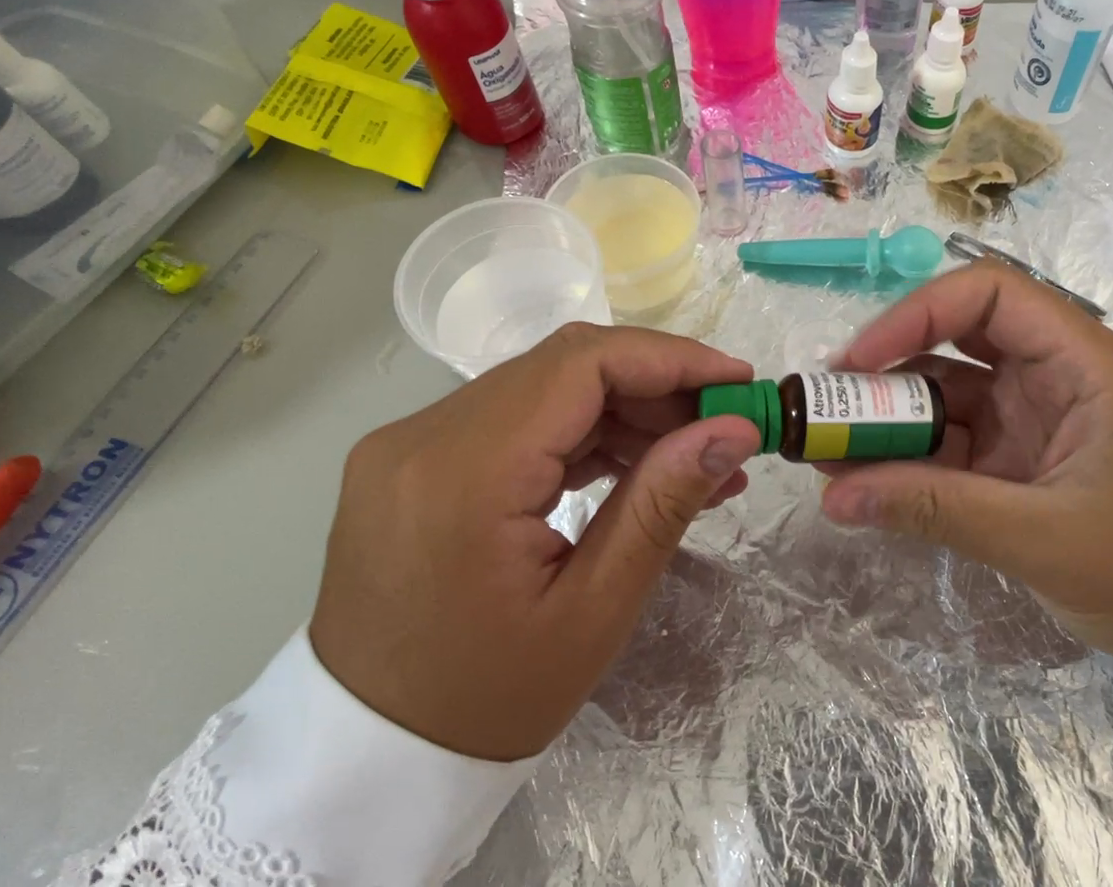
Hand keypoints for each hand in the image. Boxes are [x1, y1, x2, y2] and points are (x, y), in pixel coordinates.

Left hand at [310, 324, 761, 760]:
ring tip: (695, 461)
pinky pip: (513, 422)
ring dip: (624, 412)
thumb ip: (664, 502)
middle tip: (727, 429)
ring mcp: (407, 446)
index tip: (739, 383)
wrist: (373, 754)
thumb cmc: (489, 699)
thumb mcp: (596, 609)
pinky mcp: (411, 462)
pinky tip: (636, 468)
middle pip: (562, 368)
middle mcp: (421, 437)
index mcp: (463, 475)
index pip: (580, 365)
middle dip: (657, 387)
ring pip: (541, 390)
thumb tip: (736, 428)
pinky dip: (580, 435)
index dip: (670, 359)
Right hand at [820, 264, 1112, 671]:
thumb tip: (834, 494)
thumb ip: (936, 509)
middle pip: (957, 339)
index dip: (916, 313)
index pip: (991, 295)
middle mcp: (1056, 375)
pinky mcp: (1020, 458)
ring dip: (891, 418)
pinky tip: (864, 480)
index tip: (856, 363)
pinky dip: (910, 458)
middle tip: (826, 409)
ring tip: (829, 450)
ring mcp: (1035, 417)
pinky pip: (953, 441)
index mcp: (1084, 363)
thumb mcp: (1040, 537)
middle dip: (889, 369)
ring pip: (947, 393)